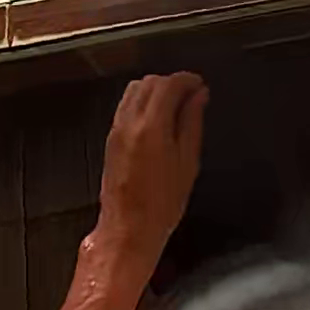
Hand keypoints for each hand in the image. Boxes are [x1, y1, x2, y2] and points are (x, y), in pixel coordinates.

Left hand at [94, 72, 207, 269]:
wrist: (127, 230)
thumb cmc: (162, 203)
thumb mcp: (188, 162)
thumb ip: (192, 122)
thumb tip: (199, 96)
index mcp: (152, 126)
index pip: (169, 85)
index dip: (187, 79)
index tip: (199, 84)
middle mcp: (130, 122)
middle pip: (150, 82)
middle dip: (172, 82)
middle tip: (191, 93)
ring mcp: (117, 128)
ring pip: (135, 89)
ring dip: (156, 88)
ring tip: (175, 103)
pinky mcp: (110, 137)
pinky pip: (126, 104)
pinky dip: (143, 99)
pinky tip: (158, 115)